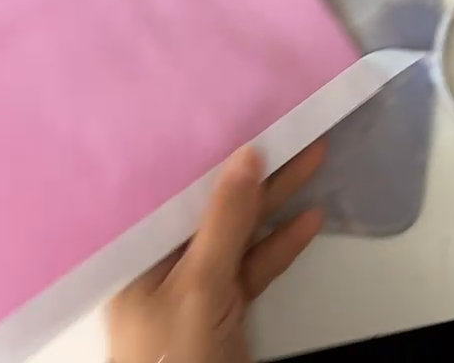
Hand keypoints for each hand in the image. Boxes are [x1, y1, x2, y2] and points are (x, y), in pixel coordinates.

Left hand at [107, 142, 327, 362]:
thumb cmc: (173, 361)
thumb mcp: (198, 286)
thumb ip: (223, 221)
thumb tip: (244, 156)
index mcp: (138, 258)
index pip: (175, 192)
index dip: (208, 154)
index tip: (240, 116)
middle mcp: (165, 267)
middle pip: (216, 207)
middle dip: (257, 173)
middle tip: (293, 129)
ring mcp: (198, 289)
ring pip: (242, 233)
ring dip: (278, 201)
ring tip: (314, 156)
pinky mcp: (226, 311)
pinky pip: (256, 266)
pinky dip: (282, 245)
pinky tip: (310, 219)